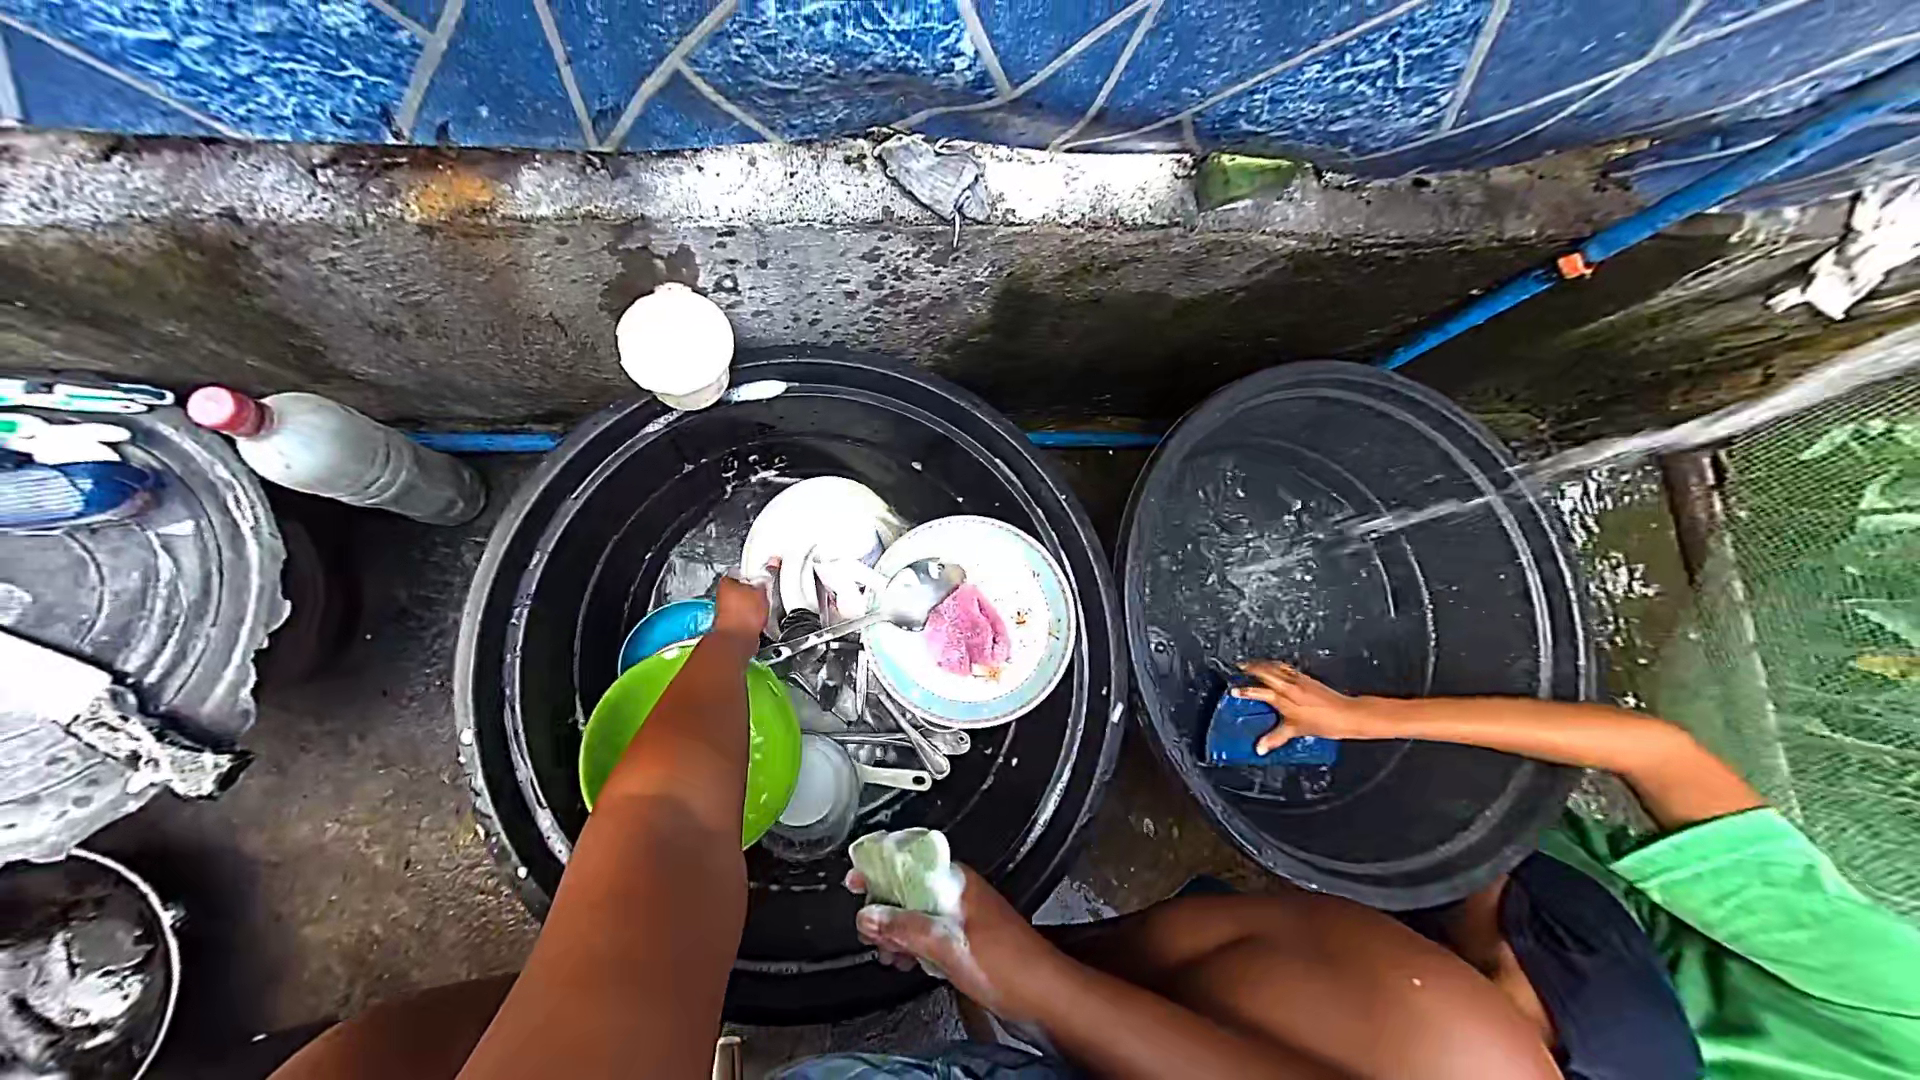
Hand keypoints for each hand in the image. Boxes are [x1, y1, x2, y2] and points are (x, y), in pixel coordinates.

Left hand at [711, 562, 774, 646]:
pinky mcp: (733, 623)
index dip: (753, 572)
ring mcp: (726, 610)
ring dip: (754, 603)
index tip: (762, 574)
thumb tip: (769, 572)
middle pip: (742, 587)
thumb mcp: (760, 591)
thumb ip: (764, 580)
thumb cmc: (742, 615)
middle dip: (754, 589)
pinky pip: (746, 614)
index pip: (740, 571)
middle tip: (766, 590)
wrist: (739, 640)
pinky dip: (753, 616)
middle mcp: (722, 596)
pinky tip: (760, 618)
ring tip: (764, 606)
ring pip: (745, 602)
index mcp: (726, 582)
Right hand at [847, 864, 1060, 1027]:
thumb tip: (870, 915)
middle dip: (883, 904)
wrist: (1044, 995)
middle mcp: (957, 893)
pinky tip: (904, 959)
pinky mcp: (963, 941)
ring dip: (895, 929)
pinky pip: (927, 934)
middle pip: (909, 887)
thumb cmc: (1009, 963)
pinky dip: (911, 945)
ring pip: (915, 913)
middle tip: (866, 923)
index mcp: (956, 881)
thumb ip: (905, 927)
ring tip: (884, 949)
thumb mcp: (948, 944)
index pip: (911, 859)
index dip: (882, 864)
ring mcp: (960, 917)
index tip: (856, 874)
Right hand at [1234, 660, 1393, 751]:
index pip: (1258, 692)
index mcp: (1283, 698)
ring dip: (1262, 663)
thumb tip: (1260, 747)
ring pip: (1275, 666)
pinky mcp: (1306, 677)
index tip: (1234, 691)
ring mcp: (1298, 679)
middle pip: (1264, 671)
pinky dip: (1276, 665)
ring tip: (1253, 663)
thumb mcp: (1295, 731)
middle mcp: (1288, 685)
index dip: (1244, 691)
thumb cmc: (1323, 722)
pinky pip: (1285, 667)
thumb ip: (1275, 738)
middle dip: (1250, 667)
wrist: (1348, 714)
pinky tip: (1275, 667)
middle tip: (1239, 667)